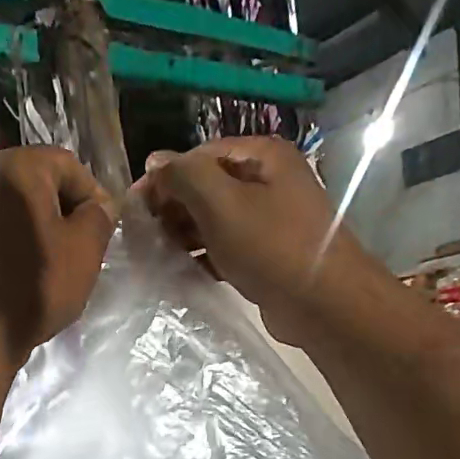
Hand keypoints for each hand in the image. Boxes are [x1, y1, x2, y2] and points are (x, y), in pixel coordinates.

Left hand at [0, 146, 117, 366]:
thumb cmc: (35, 283)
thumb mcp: (85, 249)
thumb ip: (100, 217)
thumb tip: (99, 207)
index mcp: (18, 167)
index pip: (70, 167)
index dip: (94, 198)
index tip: (103, 234)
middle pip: (42, 186)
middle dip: (67, 215)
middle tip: (83, 253)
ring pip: (21, 211)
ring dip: (44, 233)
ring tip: (57, 269)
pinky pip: (0, 231)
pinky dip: (19, 247)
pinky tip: (28, 278)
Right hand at [134, 136, 385, 345]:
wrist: (324, 303)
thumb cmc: (272, 246)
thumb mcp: (222, 203)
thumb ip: (185, 176)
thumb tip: (156, 160)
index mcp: (262, 157)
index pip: (199, 155)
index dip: (164, 177)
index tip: (135, 206)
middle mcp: (267, 181)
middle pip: (207, 186)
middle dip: (173, 207)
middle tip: (144, 234)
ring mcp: (269, 219)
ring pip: (214, 218)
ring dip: (184, 233)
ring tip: (157, 253)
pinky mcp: (267, 253)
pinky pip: (226, 246)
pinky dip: (203, 254)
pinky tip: (181, 270)